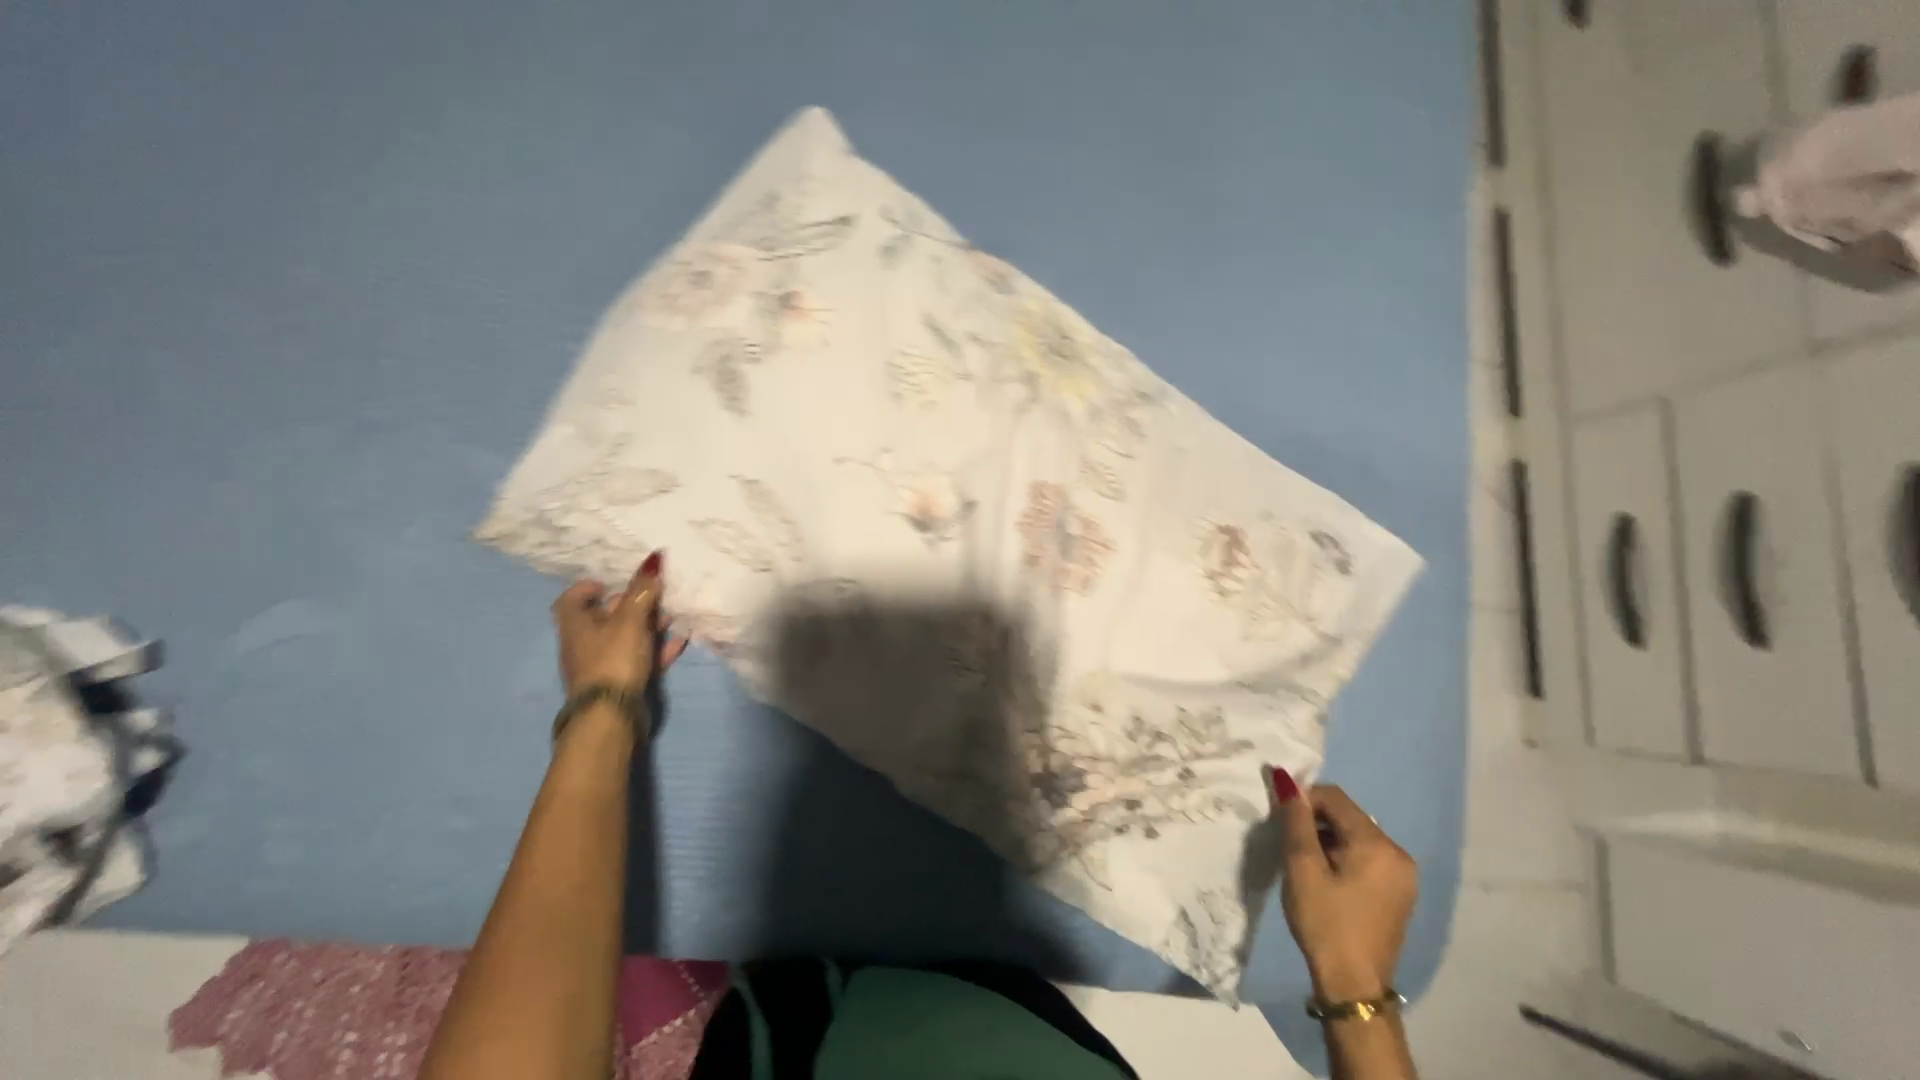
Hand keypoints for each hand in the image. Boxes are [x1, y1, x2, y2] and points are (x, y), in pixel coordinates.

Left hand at [551, 552, 688, 694]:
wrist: (610, 716)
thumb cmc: (613, 659)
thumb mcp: (630, 619)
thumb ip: (643, 590)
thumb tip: (654, 558)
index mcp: (575, 624)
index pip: (572, 599)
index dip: (588, 587)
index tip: (610, 581)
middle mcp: (582, 643)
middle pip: (605, 617)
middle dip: (632, 604)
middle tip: (656, 595)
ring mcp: (600, 665)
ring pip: (625, 638)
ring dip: (648, 626)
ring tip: (673, 617)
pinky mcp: (618, 683)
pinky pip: (638, 659)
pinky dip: (656, 649)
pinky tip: (679, 642)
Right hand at [1272, 775, 1417, 1002]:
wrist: (1353, 985)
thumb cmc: (1324, 922)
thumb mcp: (1302, 868)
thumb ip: (1296, 821)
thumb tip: (1285, 778)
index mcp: (1378, 844)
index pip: (1335, 797)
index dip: (1303, 801)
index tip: (1281, 823)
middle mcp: (1398, 852)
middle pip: (1349, 816)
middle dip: (1316, 822)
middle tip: (1290, 848)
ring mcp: (1404, 874)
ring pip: (1357, 837)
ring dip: (1328, 840)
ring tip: (1306, 868)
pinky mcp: (1400, 892)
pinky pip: (1368, 858)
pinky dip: (1344, 858)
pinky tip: (1327, 882)